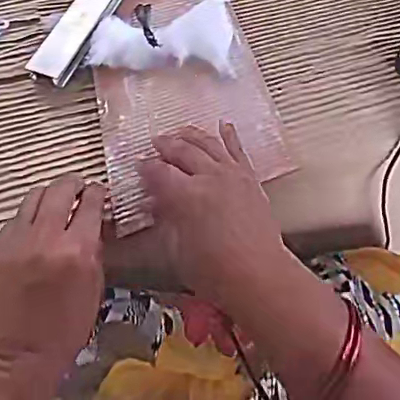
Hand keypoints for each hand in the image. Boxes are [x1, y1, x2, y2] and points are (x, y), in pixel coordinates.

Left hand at [0, 178, 106, 396]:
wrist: (18, 359)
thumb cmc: (59, 333)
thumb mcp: (93, 287)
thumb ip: (94, 248)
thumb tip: (95, 220)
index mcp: (77, 250)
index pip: (92, 200)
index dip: (98, 192)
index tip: (98, 193)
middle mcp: (46, 238)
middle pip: (62, 187)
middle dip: (74, 185)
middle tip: (78, 191)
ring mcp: (18, 241)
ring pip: (36, 194)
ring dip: (49, 196)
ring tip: (54, 204)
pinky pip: (16, 217)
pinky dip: (28, 217)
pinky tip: (34, 229)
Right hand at [136, 124, 292, 309]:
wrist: (259, 274)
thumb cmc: (216, 272)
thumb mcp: (178, 250)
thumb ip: (166, 220)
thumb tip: (157, 204)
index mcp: (188, 195)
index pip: (160, 172)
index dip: (147, 167)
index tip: (139, 165)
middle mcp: (210, 176)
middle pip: (182, 150)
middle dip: (166, 145)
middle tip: (155, 143)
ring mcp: (232, 173)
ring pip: (207, 143)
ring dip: (190, 135)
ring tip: (179, 132)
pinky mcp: (249, 177)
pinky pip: (236, 149)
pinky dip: (229, 135)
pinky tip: (223, 125)